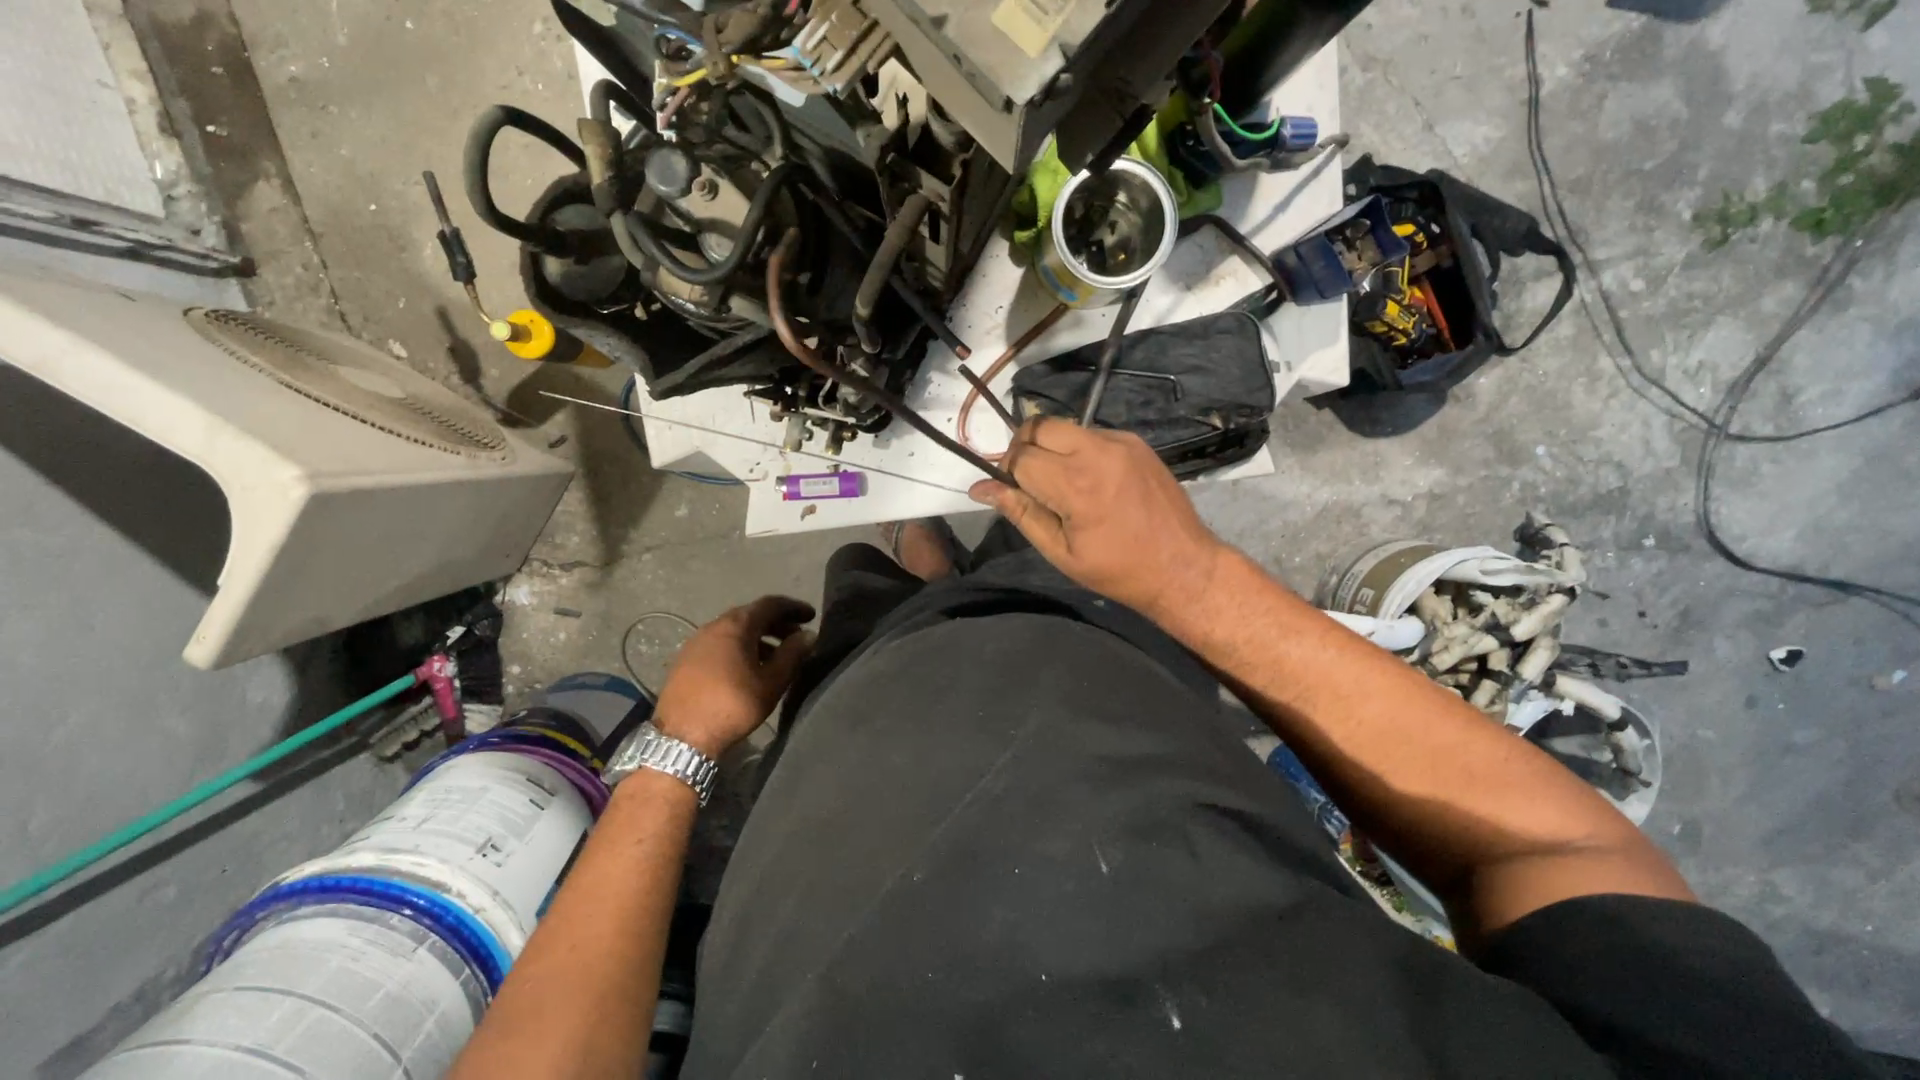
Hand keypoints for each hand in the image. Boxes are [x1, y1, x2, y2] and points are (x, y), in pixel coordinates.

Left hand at [651, 596, 815, 756]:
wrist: (682, 736)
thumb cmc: (733, 706)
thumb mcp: (771, 683)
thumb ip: (792, 655)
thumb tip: (808, 635)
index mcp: (735, 626)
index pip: (770, 604)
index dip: (793, 607)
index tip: (812, 615)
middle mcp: (713, 626)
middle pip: (750, 615)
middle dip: (777, 623)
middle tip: (797, 636)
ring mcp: (696, 642)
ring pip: (734, 631)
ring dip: (758, 637)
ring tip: (776, 655)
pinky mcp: (686, 660)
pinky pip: (720, 644)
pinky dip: (740, 647)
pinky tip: (749, 667)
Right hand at [968, 417, 1228, 620]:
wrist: (1182, 566)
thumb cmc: (1118, 570)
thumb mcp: (1060, 552)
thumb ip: (1020, 513)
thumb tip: (979, 488)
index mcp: (1076, 484)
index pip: (1020, 458)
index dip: (1008, 475)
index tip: (1015, 495)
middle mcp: (1097, 452)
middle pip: (1038, 426)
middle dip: (1024, 449)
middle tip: (1030, 482)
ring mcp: (1120, 442)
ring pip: (1064, 426)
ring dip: (1051, 448)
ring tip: (1061, 484)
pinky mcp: (1135, 441)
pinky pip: (1091, 434)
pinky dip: (1078, 450)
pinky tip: (1090, 481)